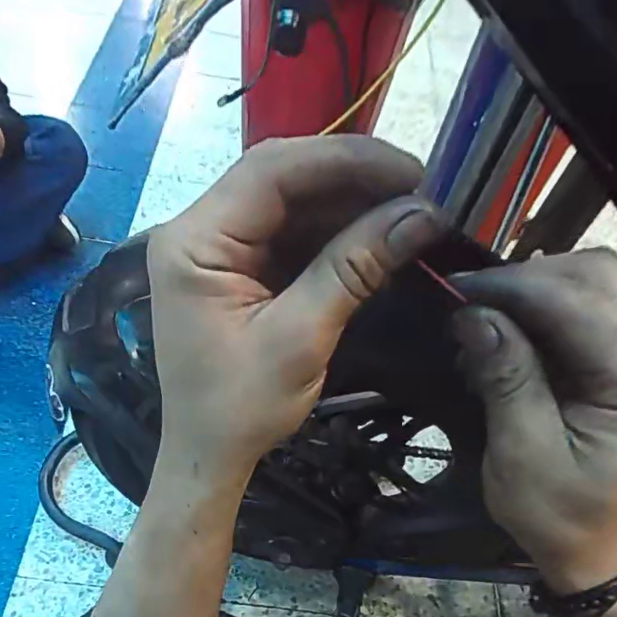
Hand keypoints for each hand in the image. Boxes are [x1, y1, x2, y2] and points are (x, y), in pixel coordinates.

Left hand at [145, 136, 445, 486]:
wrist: (210, 455)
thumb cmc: (241, 408)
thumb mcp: (299, 338)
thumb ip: (354, 269)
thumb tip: (421, 216)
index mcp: (195, 241)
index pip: (272, 170)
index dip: (347, 160)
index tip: (411, 171)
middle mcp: (200, 231)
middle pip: (282, 181)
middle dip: (353, 182)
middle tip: (420, 192)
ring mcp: (219, 250)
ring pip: (292, 206)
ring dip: (350, 208)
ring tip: (409, 213)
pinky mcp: (240, 271)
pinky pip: (291, 238)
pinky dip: (335, 237)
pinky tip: (377, 237)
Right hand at [452, 251, 616, 590]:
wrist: (602, 547)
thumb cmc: (562, 516)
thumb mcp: (522, 454)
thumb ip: (506, 377)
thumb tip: (472, 314)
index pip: (584, 304)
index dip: (515, 289)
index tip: (455, 292)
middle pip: (599, 276)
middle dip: (525, 282)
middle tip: (468, 305)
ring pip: (600, 279)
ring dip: (537, 290)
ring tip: (489, 318)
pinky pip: (601, 302)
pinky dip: (552, 306)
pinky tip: (518, 328)